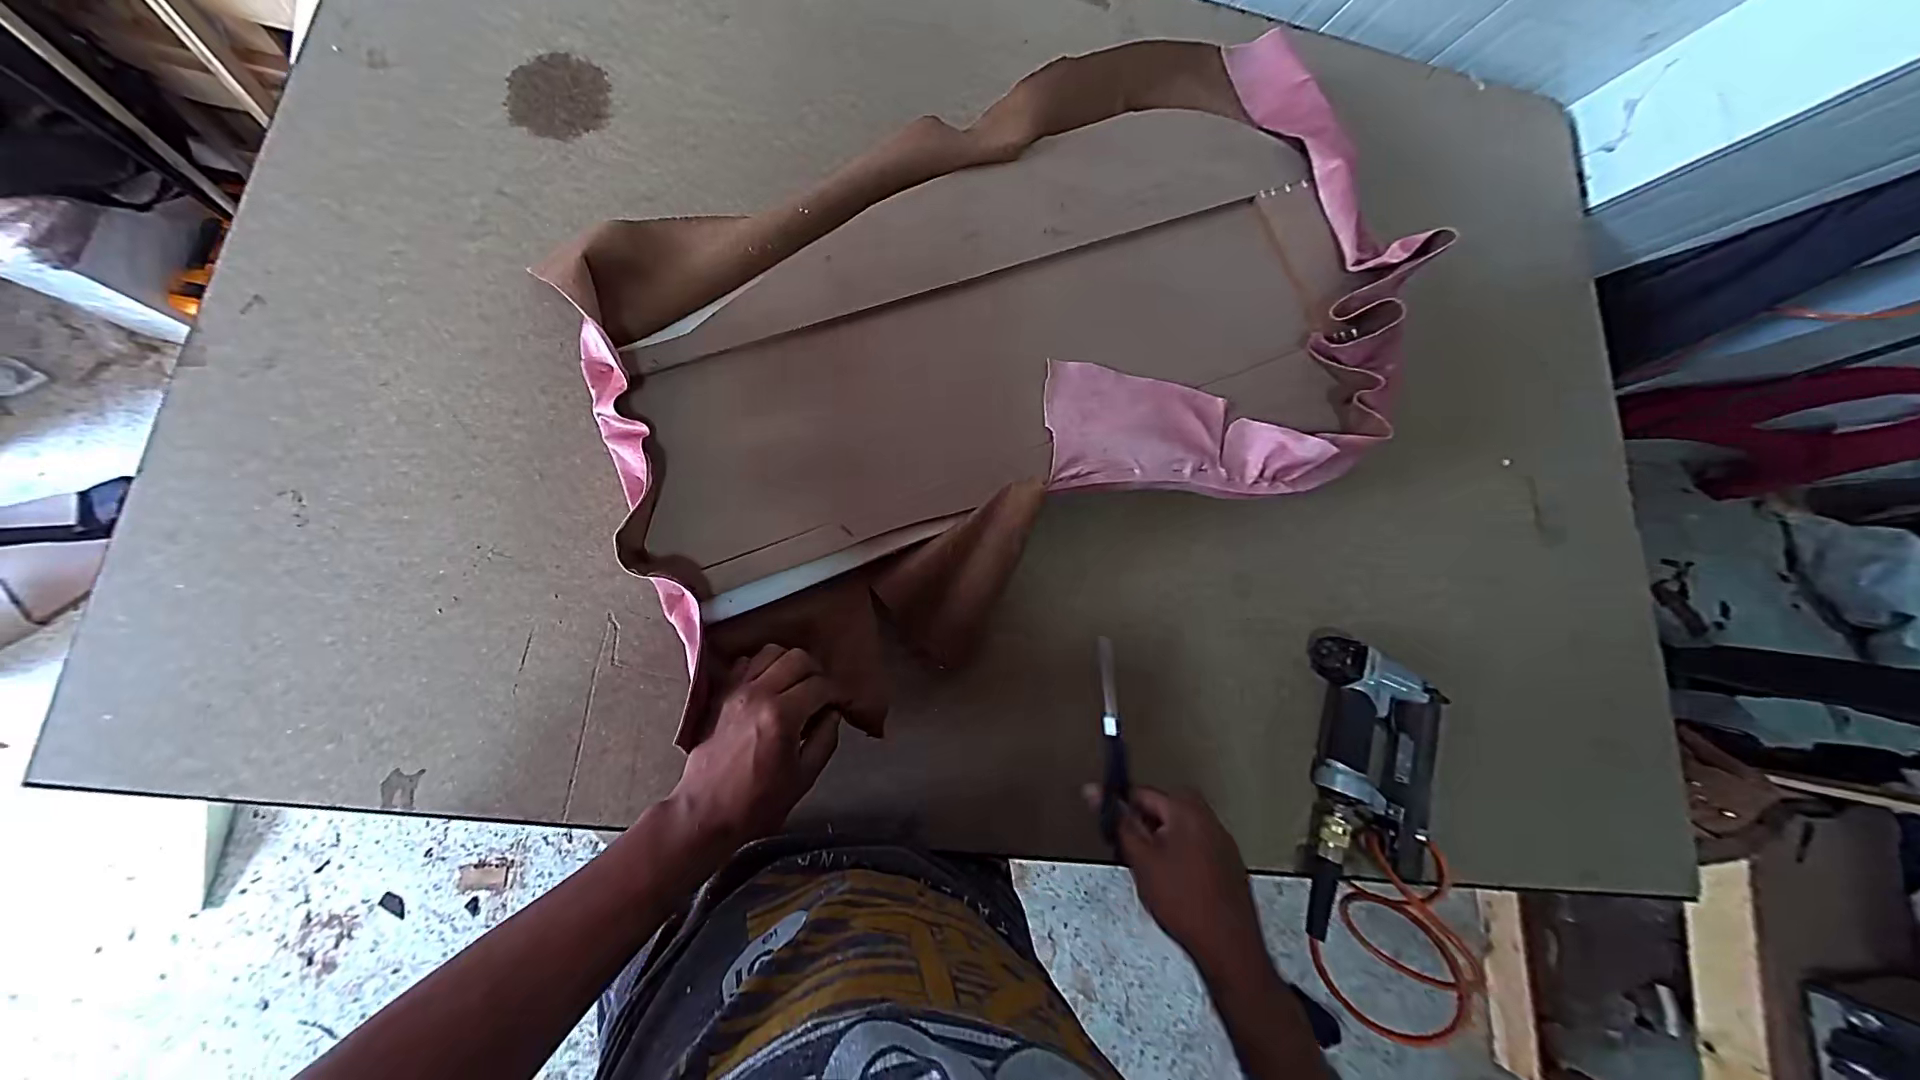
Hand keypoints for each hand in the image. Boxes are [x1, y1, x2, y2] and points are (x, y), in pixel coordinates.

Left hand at [669, 645, 843, 852]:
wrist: (706, 812)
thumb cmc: (757, 803)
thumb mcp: (804, 776)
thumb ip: (825, 739)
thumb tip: (832, 714)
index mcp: (782, 716)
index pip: (820, 685)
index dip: (835, 693)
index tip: (838, 704)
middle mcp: (759, 695)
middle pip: (798, 659)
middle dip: (816, 673)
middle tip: (820, 694)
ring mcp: (737, 692)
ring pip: (771, 652)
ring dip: (789, 664)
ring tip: (796, 686)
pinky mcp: (722, 696)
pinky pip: (746, 663)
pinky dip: (762, 667)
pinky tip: (770, 687)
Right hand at [1087, 784, 1265, 980]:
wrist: (1227, 947)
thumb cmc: (1185, 903)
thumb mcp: (1139, 858)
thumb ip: (1117, 821)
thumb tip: (1094, 792)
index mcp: (1186, 809)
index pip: (1141, 793)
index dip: (1121, 810)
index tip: (1111, 828)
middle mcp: (1208, 819)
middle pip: (1162, 810)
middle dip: (1143, 828)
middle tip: (1133, 854)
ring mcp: (1222, 841)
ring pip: (1178, 830)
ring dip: (1161, 843)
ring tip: (1154, 873)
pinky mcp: (1229, 863)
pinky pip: (1195, 847)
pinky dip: (1180, 858)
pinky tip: (1175, 885)